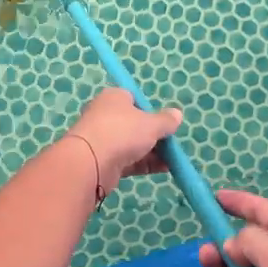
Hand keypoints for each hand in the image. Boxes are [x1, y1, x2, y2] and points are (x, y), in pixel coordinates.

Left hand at [62, 89, 182, 189]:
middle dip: (152, 134)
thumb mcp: (151, 124)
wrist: (90, 161)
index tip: (163, 123)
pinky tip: (162, 169)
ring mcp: (103, 138)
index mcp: (114, 97)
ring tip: (171, 161)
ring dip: (151, 151)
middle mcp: (106, 114)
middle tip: (170, 144)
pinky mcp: (102, 159)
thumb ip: (165, 121)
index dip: (149, 111)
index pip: (133, 99)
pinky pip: (127, 159)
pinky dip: (143, 163)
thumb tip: (177, 113)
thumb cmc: (122, 131)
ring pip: (131, 143)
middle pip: (133, 123)